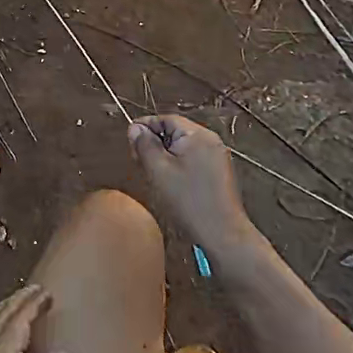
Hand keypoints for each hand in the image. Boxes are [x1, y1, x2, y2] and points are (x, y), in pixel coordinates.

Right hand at [129, 115, 260, 250]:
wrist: (222, 234)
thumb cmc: (188, 200)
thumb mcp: (158, 169)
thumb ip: (144, 144)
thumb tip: (135, 128)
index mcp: (198, 135)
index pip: (165, 119)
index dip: (145, 126)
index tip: (130, 141)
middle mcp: (211, 141)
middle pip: (174, 132)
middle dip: (154, 142)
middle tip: (138, 160)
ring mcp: (217, 158)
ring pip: (182, 147)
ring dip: (164, 156)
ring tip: (152, 174)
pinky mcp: (219, 174)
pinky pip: (192, 160)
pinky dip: (177, 166)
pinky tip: (169, 183)